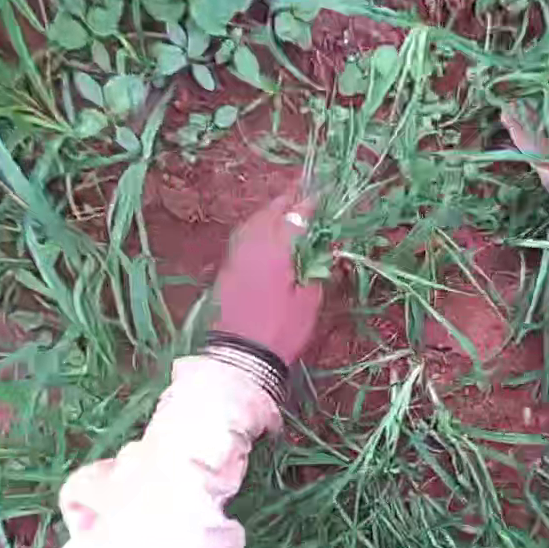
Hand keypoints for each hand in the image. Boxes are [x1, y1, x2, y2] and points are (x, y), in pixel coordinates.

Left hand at [213, 187, 320, 363]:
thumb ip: (315, 271)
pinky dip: (256, 229)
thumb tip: (321, 252)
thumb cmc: (281, 332)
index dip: (309, 205)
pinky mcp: (227, 271)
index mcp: (276, 251)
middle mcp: (253, 247)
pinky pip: (243, 239)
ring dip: (268, 212)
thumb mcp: (308, 303)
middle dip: (286, 201)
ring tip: (282, 208)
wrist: (242, 356)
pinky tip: (263, 233)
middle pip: (269, 214)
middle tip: (301, 191)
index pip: (295, 219)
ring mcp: (236, 258)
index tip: (321, 195)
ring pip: (252, 224)